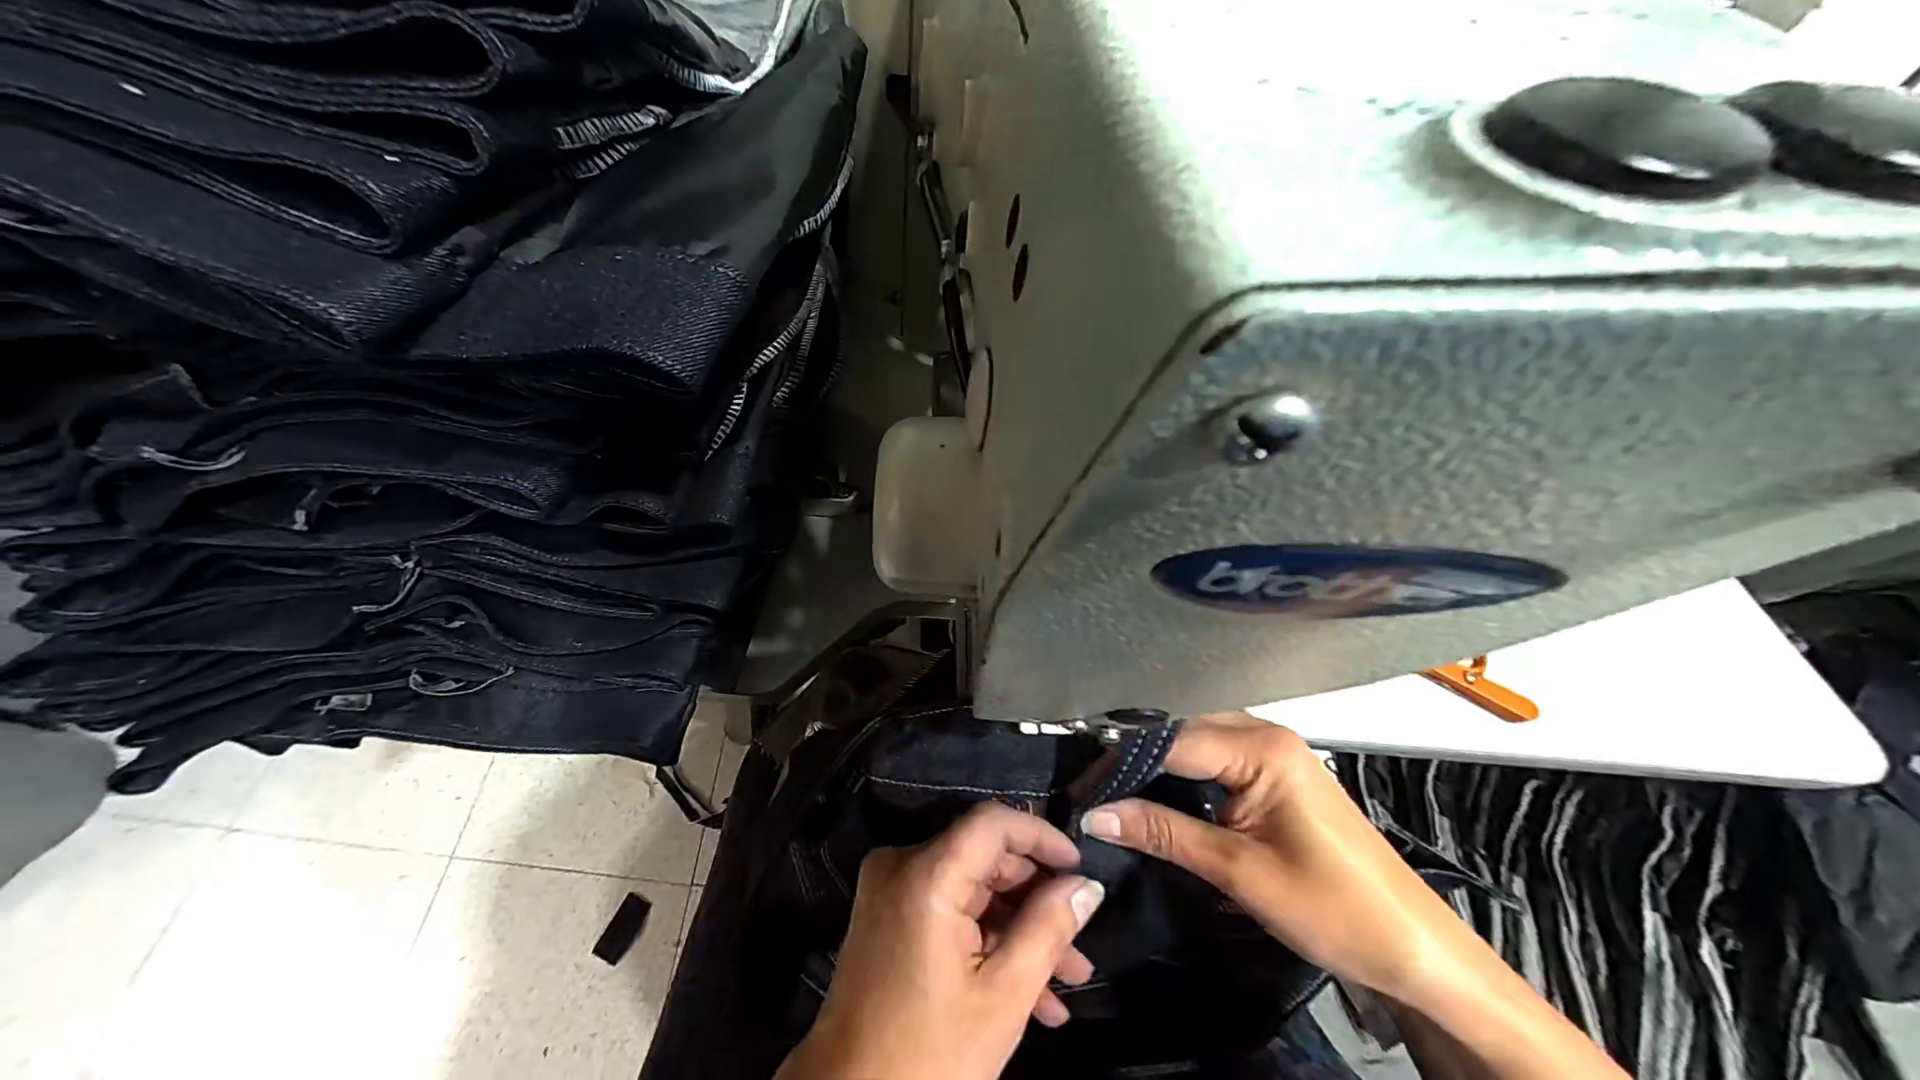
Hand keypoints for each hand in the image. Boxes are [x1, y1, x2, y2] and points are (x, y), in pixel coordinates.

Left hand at [776, 802, 1106, 1079]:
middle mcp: (901, 865)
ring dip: (1019, 928)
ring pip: (972, 887)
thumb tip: (1088, 885)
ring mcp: (890, 889)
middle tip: (1080, 940)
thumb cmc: (928, 1054)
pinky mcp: (888, 914)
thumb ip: (1049, 928)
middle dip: (1037, 898)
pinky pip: (949, 908)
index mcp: (925, 874)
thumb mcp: (1003, 995)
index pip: (993, 822)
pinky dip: (986, 938)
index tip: (1080, 867)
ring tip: (1068, 978)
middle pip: (985, 856)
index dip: (1041, 836)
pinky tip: (1030, 990)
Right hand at [1079, 712, 1472, 999]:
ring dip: (1157, 762)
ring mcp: (1275, 753)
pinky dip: (1182, 772)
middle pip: (1183, 730)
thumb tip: (1096, 814)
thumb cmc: (1334, 909)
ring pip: (1197, 741)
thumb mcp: (1239, 871)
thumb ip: (1165, 834)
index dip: (1122, 763)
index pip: (1172, 740)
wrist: (1415, 950)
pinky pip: (1216, 758)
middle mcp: (1267, 735)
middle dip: (1136, 755)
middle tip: (1089, 785)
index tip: (1081, 787)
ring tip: (1111, 786)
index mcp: (1263, 748)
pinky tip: (1156, 791)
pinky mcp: (1277, 775)